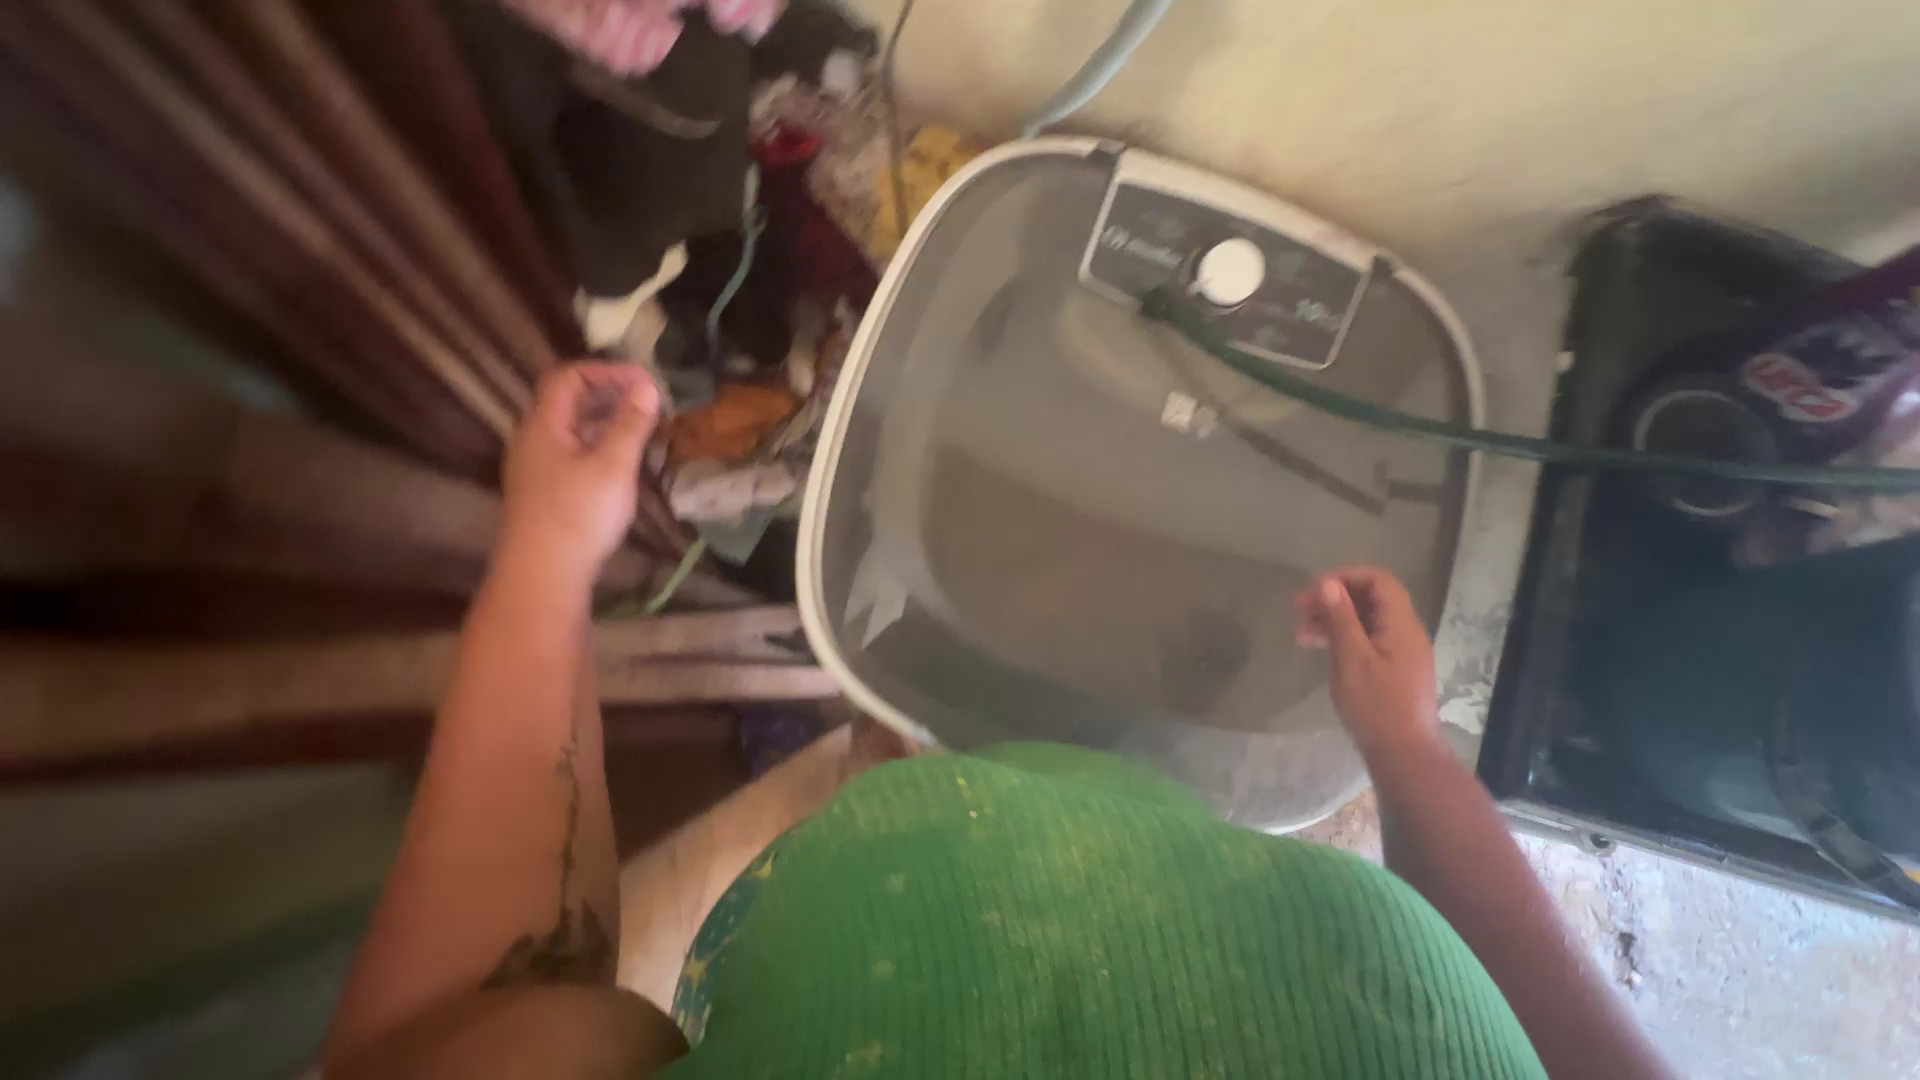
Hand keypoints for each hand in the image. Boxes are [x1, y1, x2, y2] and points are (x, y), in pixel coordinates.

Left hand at [498, 363, 660, 585]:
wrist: (543, 573)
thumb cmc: (579, 514)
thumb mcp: (614, 465)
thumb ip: (631, 424)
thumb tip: (647, 387)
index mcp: (543, 425)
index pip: (569, 377)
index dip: (607, 371)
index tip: (645, 382)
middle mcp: (533, 439)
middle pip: (568, 402)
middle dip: (609, 395)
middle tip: (648, 402)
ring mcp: (536, 467)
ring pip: (571, 430)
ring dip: (606, 422)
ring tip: (643, 430)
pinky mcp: (545, 492)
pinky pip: (572, 453)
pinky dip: (599, 446)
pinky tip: (623, 464)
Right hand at [1294, 566, 1439, 756]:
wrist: (1404, 753)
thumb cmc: (1376, 705)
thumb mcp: (1352, 658)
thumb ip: (1341, 618)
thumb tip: (1328, 583)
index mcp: (1401, 625)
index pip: (1378, 581)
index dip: (1345, 577)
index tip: (1313, 590)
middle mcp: (1405, 633)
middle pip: (1371, 599)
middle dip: (1334, 598)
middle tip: (1299, 609)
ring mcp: (1401, 652)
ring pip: (1366, 621)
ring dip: (1334, 620)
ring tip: (1301, 634)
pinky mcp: (1394, 669)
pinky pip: (1368, 640)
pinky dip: (1343, 638)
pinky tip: (1320, 650)